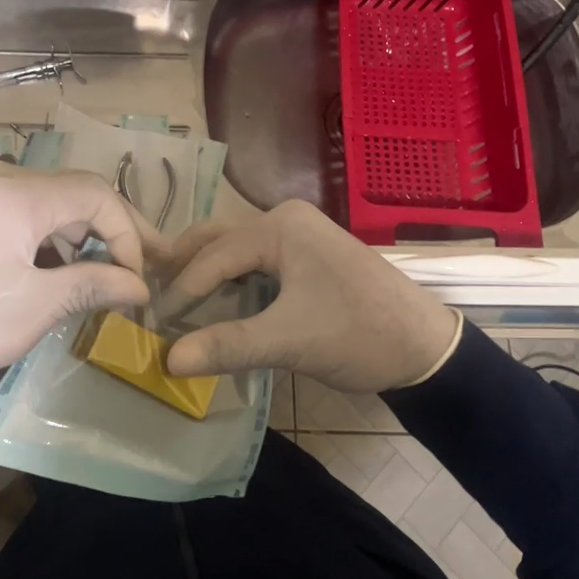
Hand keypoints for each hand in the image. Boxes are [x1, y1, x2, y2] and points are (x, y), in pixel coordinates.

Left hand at [0, 159, 155, 390]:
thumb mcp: (31, 311)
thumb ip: (92, 285)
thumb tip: (139, 285)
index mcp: (16, 194)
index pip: (96, 195)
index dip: (128, 233)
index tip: (138, 277)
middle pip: (71, 188)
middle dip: (108, 228)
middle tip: (135, 267)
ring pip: (43, 194)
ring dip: (74, 229)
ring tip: (94, 272)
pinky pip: (14, 202)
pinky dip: (41, 228)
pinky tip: (49, 263)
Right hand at [159, 200, 461, 392]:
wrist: (426, 348)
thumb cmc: (359, 335)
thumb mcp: (289, 341)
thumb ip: (228, 346)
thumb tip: (167, 360)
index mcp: (280, 226)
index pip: (213, 256)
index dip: (181, 291)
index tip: (153, 322)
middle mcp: (286, 218)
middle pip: (218, 240)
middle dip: (185, 269)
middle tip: (151, 300)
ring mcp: (300, 233)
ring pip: (237, 249)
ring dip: (208, 273)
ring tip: (177, 304)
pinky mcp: (309, 253)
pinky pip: (256, 259)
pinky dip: (232, 279)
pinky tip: (219, 304)